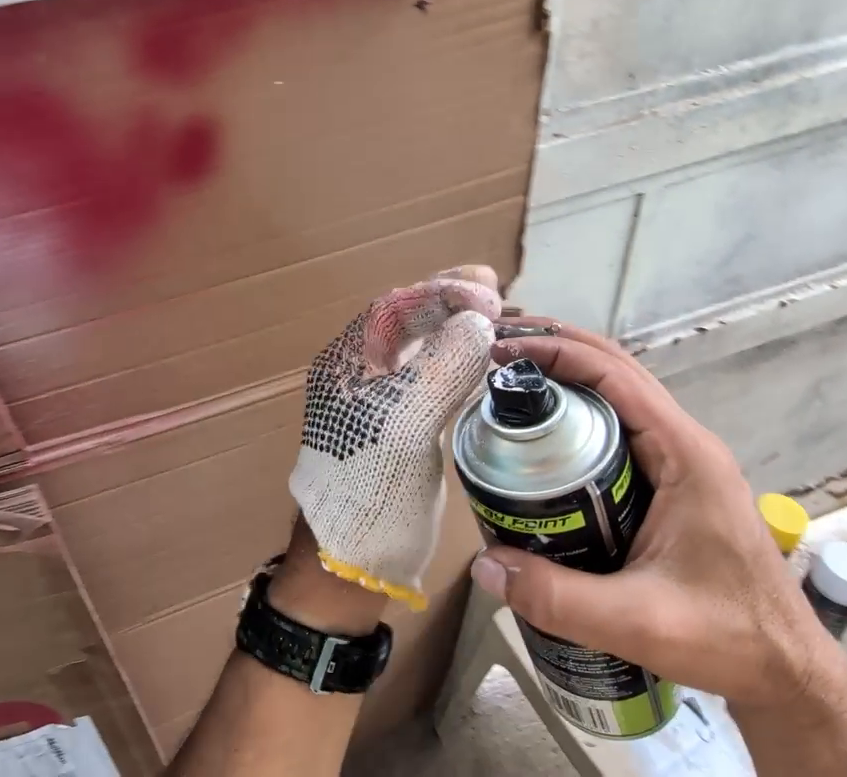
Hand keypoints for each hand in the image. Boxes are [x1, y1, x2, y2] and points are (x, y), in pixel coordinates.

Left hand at [288, 266, 502, 609]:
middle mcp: (363, 374)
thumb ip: (440, 368)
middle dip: (449, 301)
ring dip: (458, 329)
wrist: (355, 558)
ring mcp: (383, 401)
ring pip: (424, 349)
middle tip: (493, 290)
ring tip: (497, 315)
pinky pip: (435, 380)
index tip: (486, 291)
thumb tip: (478, 321)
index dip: (440, 292)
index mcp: (349, 363)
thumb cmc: (369, 487)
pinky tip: (488, 360)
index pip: (395, 307)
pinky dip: (462, 363)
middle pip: (408, 321)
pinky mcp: (405, 427)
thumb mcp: (403, 423)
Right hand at [468, 320, 845, 707]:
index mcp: (686, 455)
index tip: (504, 353)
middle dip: (557, 348)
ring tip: (512, 380)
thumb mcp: (639, 622)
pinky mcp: (675, 483)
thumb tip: (484, 565)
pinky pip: (621, 428)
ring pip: (619, 396)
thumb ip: (559, 598)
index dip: (557, 352)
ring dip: (568, 376)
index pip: (614, 376)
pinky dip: (579, 412)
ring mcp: (683, 462)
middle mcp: (686, 444)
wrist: (788, 671)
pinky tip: (545, 434)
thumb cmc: (729, 639)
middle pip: (616, 370)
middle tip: (497, 351)